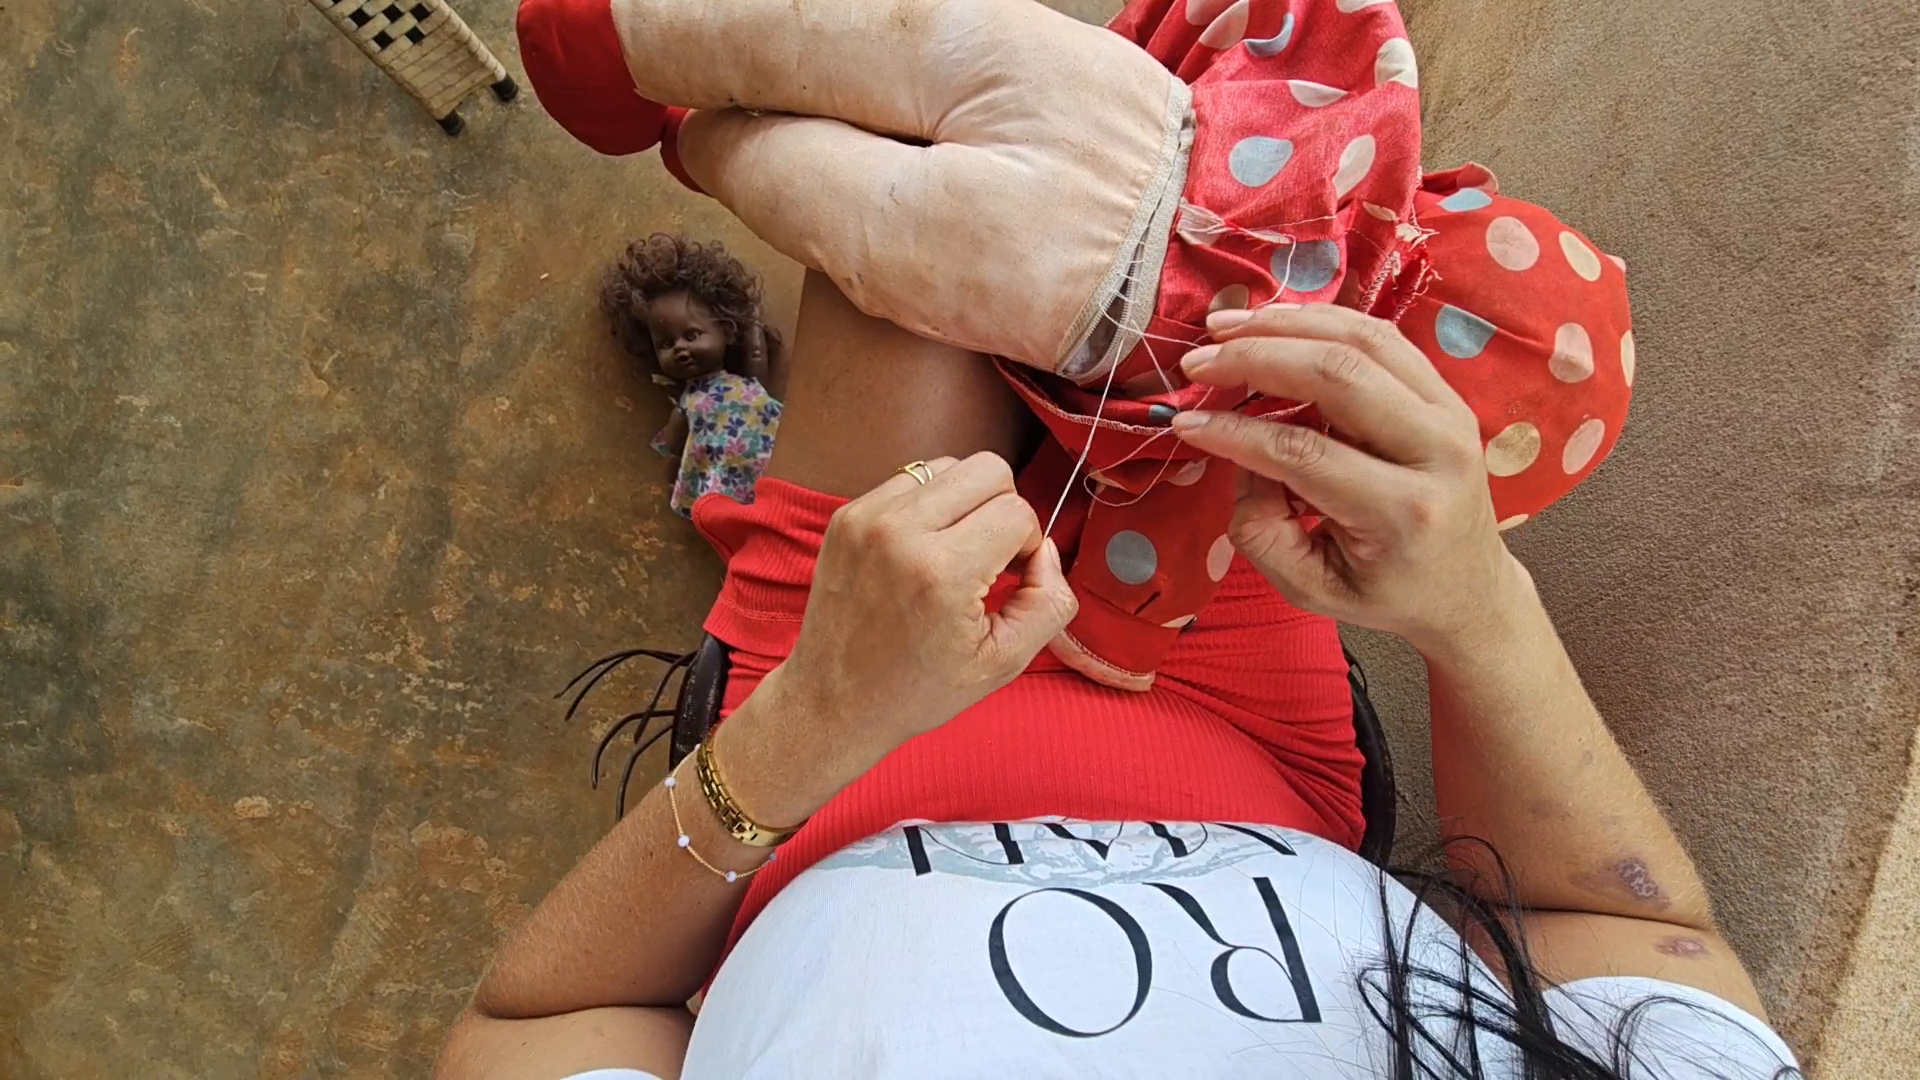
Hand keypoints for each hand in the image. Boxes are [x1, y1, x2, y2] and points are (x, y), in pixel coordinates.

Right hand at [617, 0, 1175, 371]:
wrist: (1205, 276)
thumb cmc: (1077, 275)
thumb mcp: (921, 241)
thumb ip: (802, 180)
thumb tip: (715, 142)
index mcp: (934, 49)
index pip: (770, 30)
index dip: (676, 43)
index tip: (603, 48)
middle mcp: (963, 29)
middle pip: (806, 18)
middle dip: (716, 36)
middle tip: (639, 55)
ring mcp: (996, 58)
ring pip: (852, 43)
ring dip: (774, 54)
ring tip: (704, 78)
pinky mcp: (1020, 99)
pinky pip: (901, 72)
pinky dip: (840, 81)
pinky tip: (812, 98)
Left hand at [776, 452, 1077, 766]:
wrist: (834, 700)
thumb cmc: (918, 688)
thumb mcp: (1005, 662)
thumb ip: (1050, 602)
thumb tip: (1046, 548)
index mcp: (942, 573)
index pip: (1017, 512)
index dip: (1028, 543)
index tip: (1011, 576)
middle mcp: (900, 533)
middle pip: (989, 469)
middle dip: (1004, 508)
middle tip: (990, 555)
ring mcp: (867, 518)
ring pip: (949, 466)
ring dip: (965, 502)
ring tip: (955, 550)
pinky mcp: (846, 515)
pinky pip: (910, 479)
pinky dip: (927, 506)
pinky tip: (921, 548)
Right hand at [1170, 305, 1528, 655]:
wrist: (1467, 587)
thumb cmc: (1381, 593)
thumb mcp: (1307, 587)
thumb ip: (1260, 529)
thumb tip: (1239, 454)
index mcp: (1403, 511)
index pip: (1304, 452)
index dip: (1234, 432)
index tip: (1185, 424)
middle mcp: (1439, 449)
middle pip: (1340, 374)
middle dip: (1256, 358)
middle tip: (1197, 362)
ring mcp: (1450, 411)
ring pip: (1364, 338)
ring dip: (1285, 324)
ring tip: (1223, 326)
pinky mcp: (1443, 391)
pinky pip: (1379, 336)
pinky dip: (1318, 321)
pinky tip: (1270, 323)